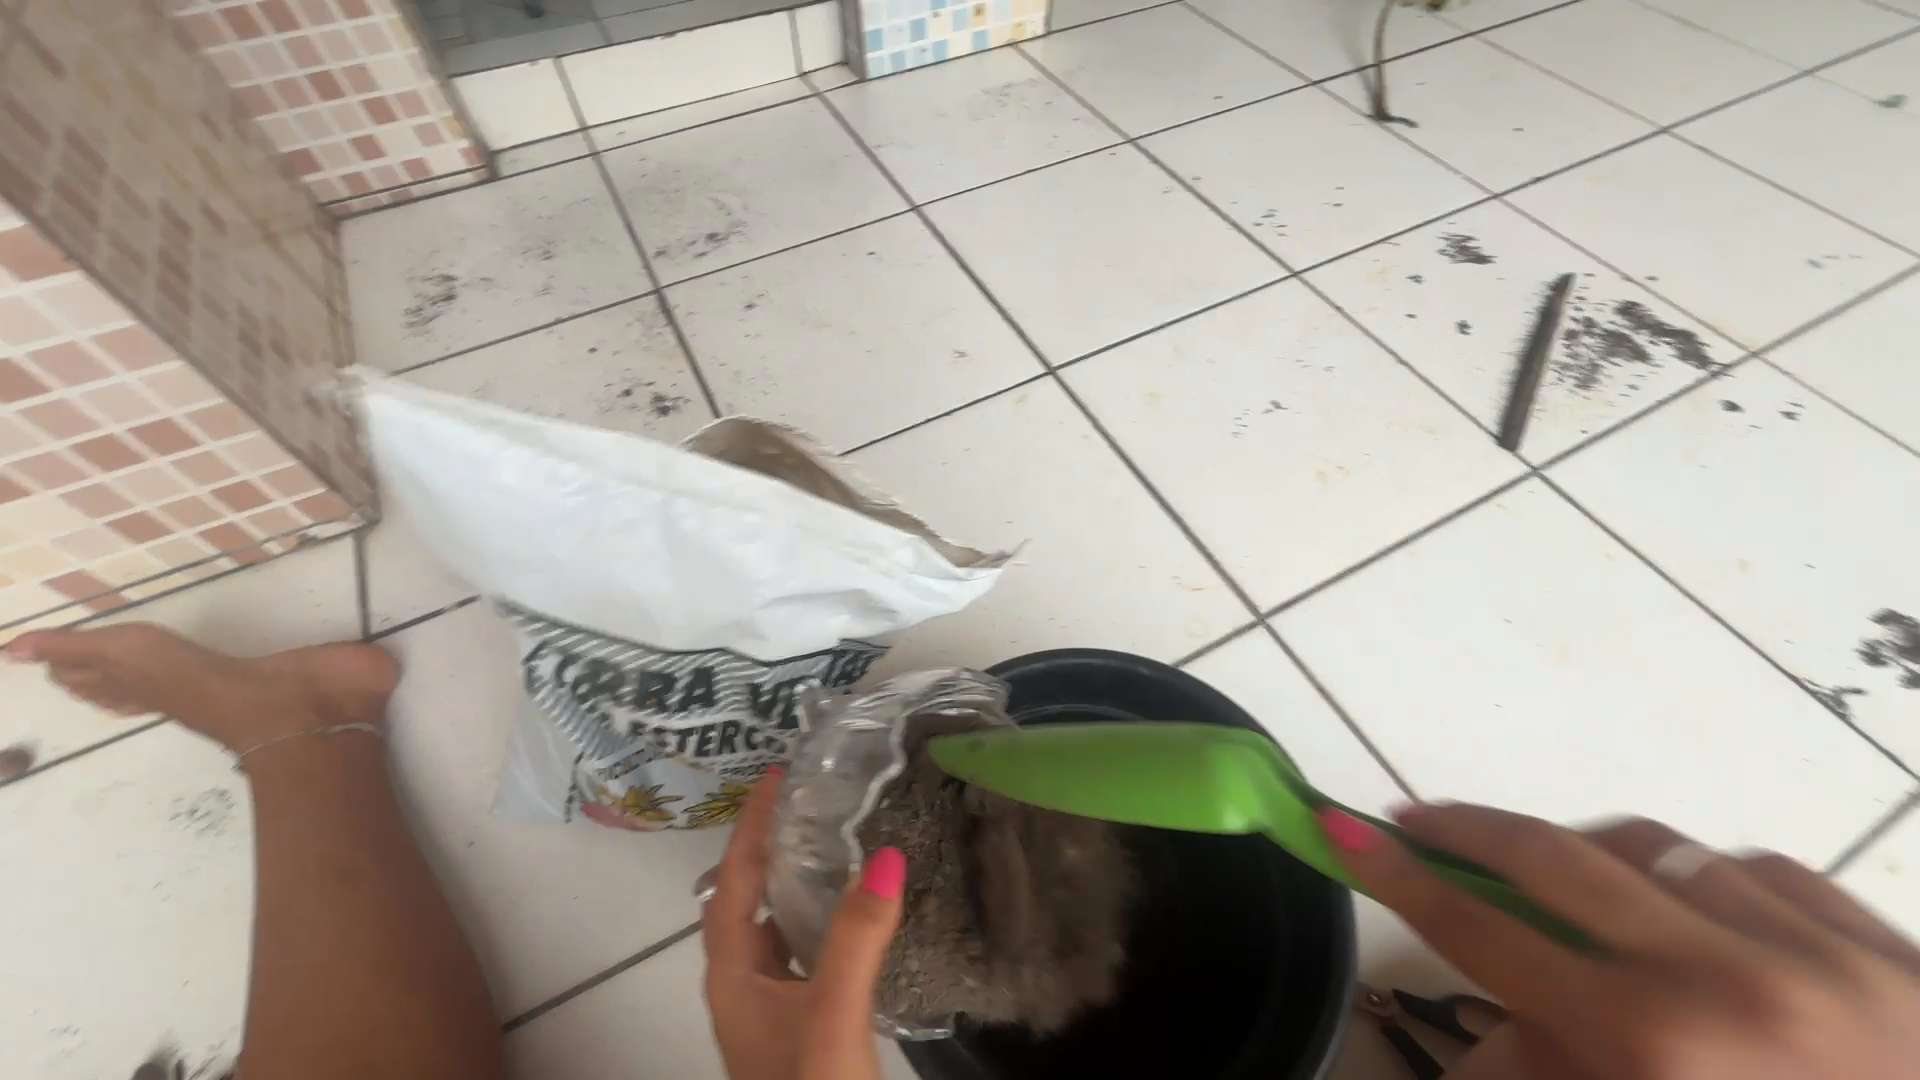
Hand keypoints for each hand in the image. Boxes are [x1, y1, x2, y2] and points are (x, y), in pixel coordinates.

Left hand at [703, 768, 905, 1079]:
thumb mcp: (835, 1013)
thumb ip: (859, 936)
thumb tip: (887, 853)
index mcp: (733, 974)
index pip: (733, 880)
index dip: (751, 826)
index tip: (774, 777)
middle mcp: (743, 983)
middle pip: (745, 897)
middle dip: (769, 844)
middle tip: (807, 799)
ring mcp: (769, 1004)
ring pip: (773, 923)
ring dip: (792, 878)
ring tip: (830, 836)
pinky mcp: (798, 1018)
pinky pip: (800, 947)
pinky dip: (817, 914)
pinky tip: (850, 907)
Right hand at [1321, 804, 1919, 1079]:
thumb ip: (1537, 1068)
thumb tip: (1495, 1010)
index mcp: (1657, 1046)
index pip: (1479, 929)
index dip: (1396, 874)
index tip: (1340, 826)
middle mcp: (1733, 980)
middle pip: (1548, 853)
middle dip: (1466, 824)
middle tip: (1419, 818)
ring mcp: (1830, 957)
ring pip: (1656, 850)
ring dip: (1594, 858)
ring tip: (1573, 884)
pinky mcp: (1904, 955)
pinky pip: (1766, 873)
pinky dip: (1712, 881)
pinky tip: (1707, 917)